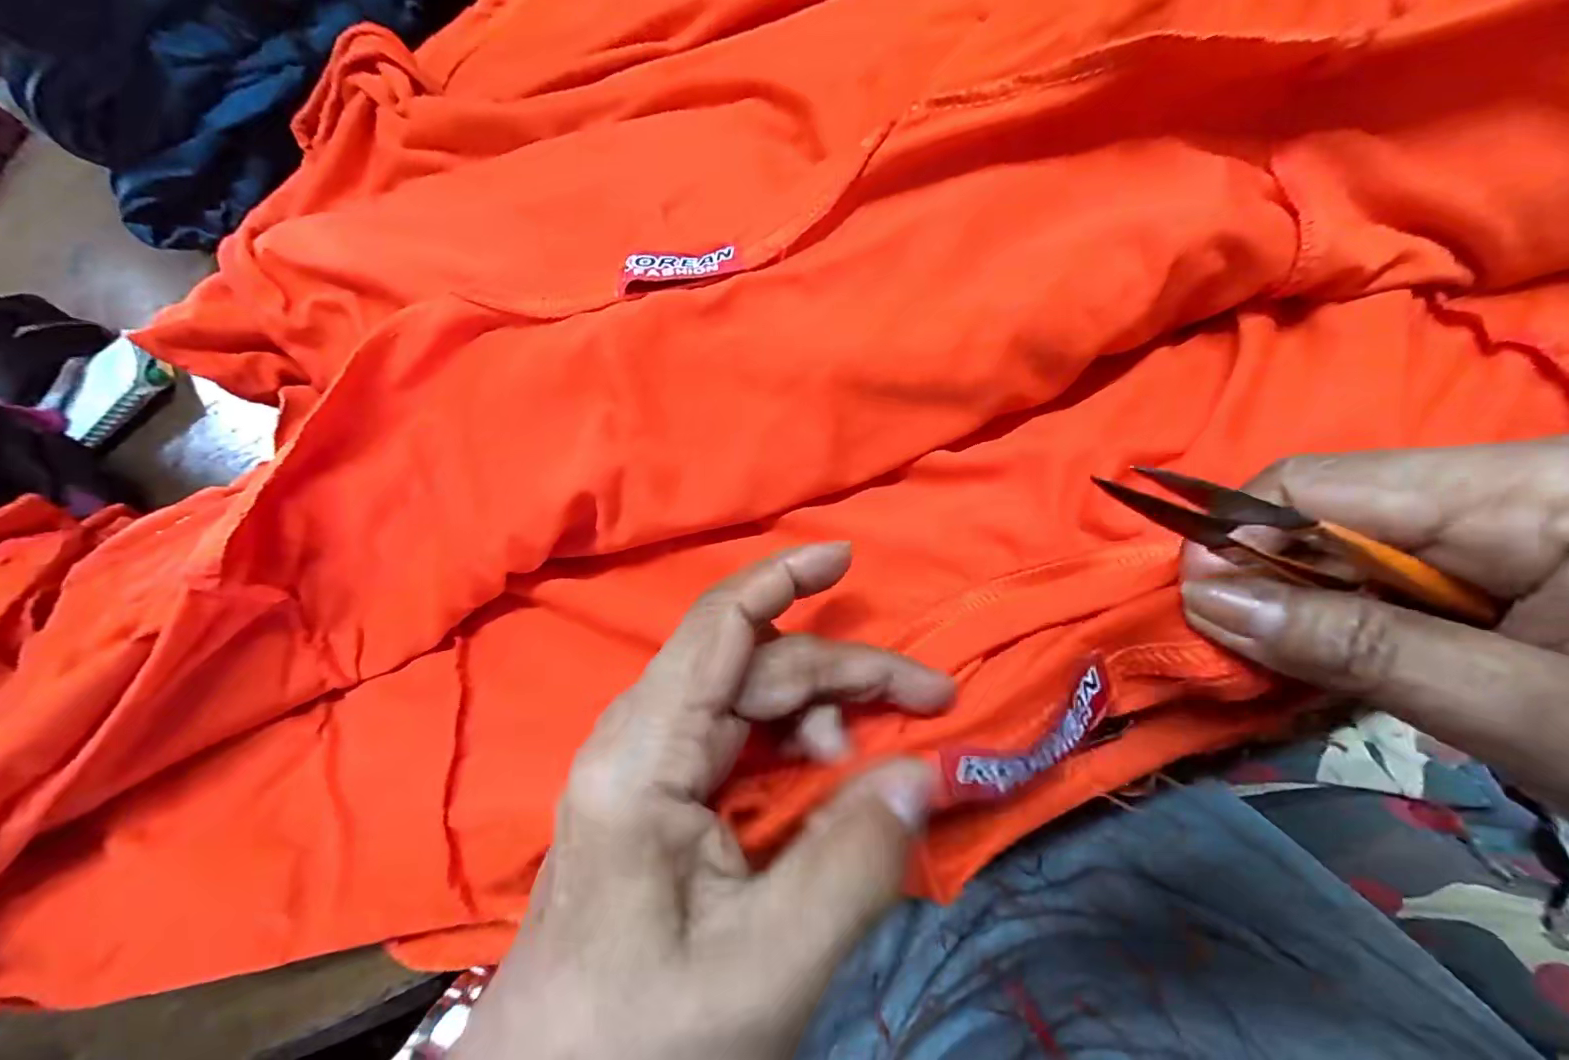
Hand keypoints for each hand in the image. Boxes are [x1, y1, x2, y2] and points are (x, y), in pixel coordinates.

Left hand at [455, 544, 951, 1059]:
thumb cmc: (644, 1043)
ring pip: (751, 703)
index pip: (718, 629)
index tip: (846, 557)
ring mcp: (644, 772)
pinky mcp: (656, 803)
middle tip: (930, 703)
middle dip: (847, 672)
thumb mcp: (770, 963)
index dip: (783, 578)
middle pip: (755, 668)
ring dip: (824, 710)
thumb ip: (856, 861)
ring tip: (871, 761)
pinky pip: (740, 742)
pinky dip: (798, 744)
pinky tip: (827, 781)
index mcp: (643, 759)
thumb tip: (924, 773)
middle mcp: (637, 744)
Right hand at [1178, 418, 1568, 945]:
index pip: (1346, 483)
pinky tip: (1383, 669)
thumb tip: (1210, 596)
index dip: (1246, 535)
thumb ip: (1373, 652)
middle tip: (1248, 664)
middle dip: (1290, 585)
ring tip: (1314, 679)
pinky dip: (1390, 627)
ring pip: (1395, 551)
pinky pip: (1446, 580)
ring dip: (1336, 613)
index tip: (1190, 607)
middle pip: (1364, 512)